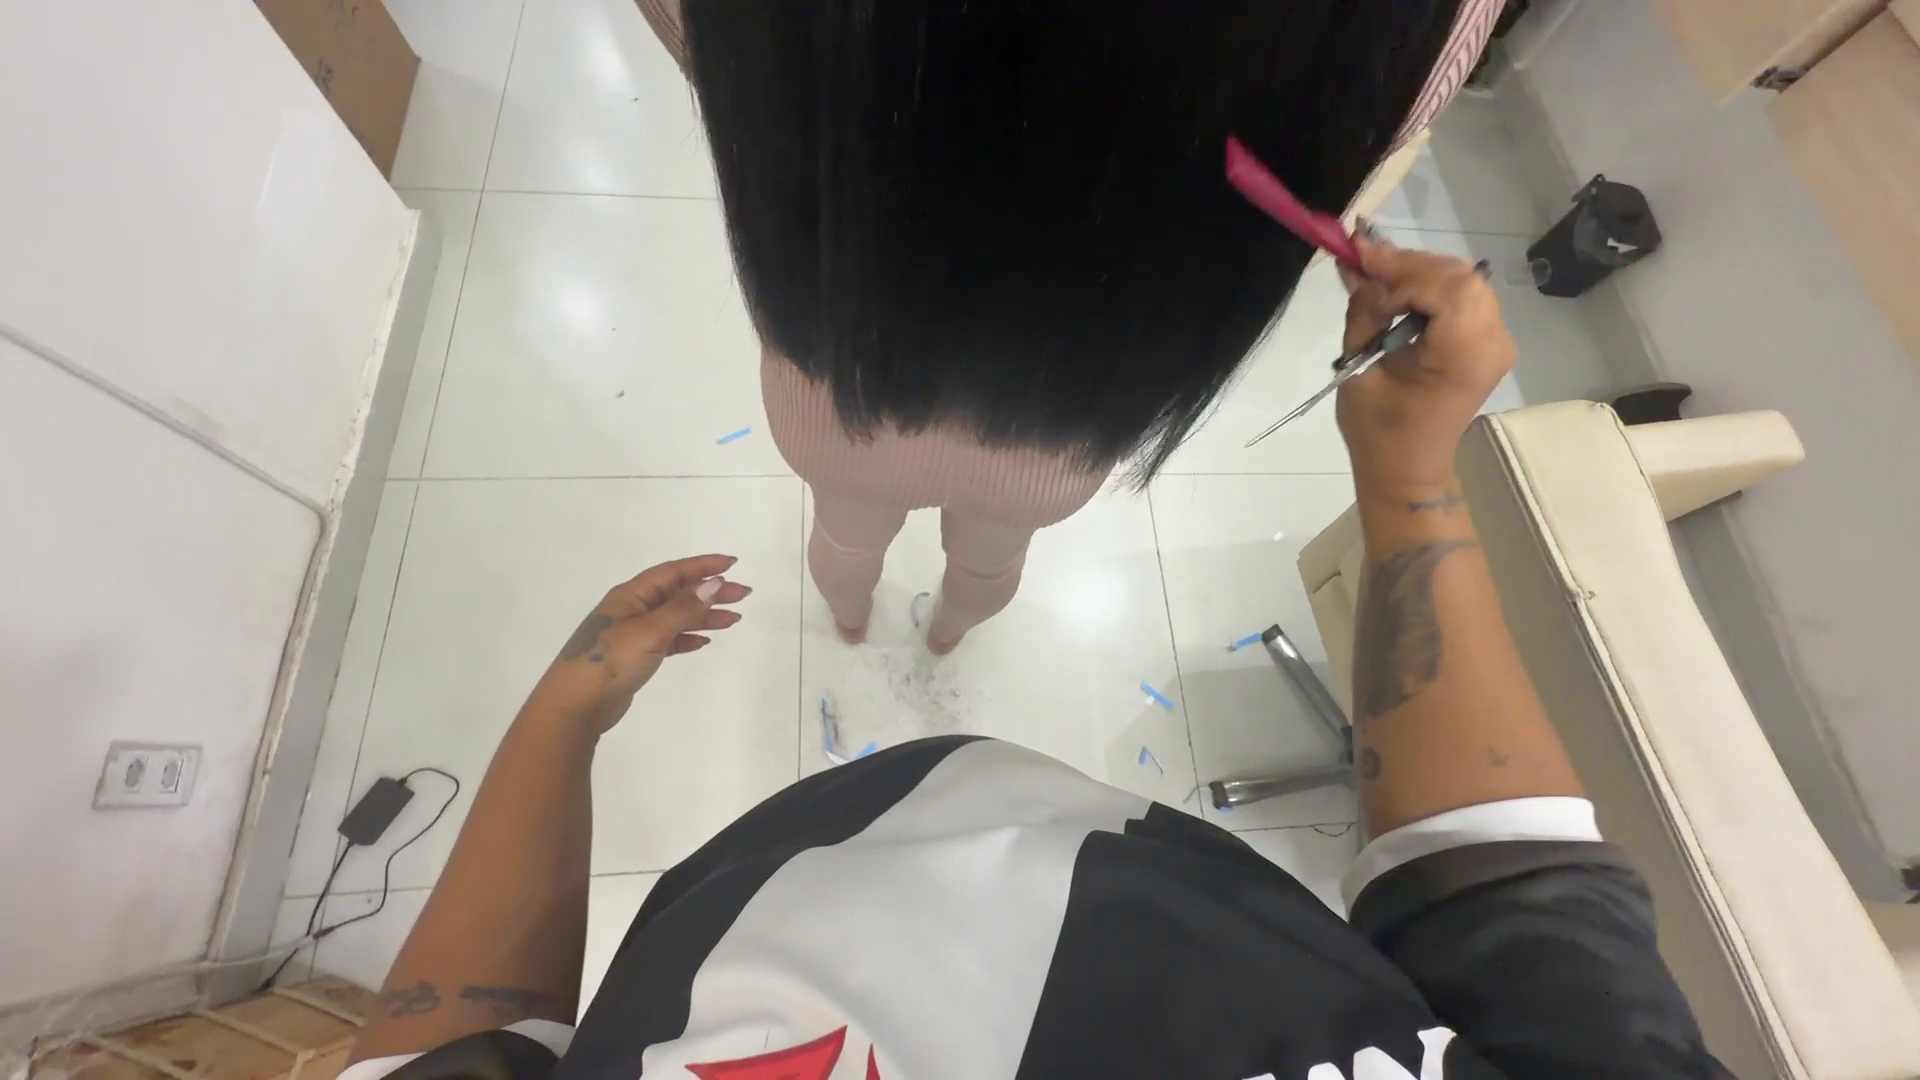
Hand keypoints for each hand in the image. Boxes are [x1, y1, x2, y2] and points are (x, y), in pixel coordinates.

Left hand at [526, 555, 750, 732]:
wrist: (575, 706)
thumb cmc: (610, 662)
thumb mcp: (650, 631)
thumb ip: (684, 608)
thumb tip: (714, 583)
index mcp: (631, 595)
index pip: (673, 572)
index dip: (703, 566)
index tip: (732, 564)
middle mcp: (633, 609)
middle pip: (678, 593)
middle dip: (710, 592)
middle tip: (742, 595)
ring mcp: (634, 633)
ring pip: (677, 616)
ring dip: (704, 615)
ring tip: (733, 619)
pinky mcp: (636, 656)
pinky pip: (669, 639)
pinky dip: (688, 637)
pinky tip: (704, 641)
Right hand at [1334, 234, 1516, 494]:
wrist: (1406, 469)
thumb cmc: (1378, 431)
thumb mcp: (1360, 372)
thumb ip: (1364, 315)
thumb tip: (1356, 267)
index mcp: (1465, 353)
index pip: (1448, 286)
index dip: (1404, 267)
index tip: (1359, 260)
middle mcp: (1493, 341)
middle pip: (1459, 277)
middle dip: (1408, 265)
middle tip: (1362, 263)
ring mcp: (1495, 340)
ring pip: (1461, 282)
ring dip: (1416, 275)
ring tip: (1373, 278)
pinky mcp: (1484, 341)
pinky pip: (1460, 299)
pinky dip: (1426, 290)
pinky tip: (1394, 295)